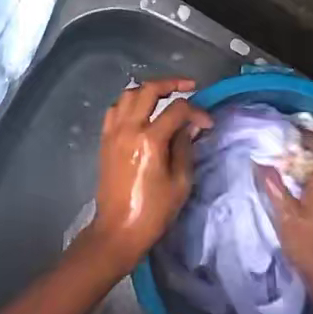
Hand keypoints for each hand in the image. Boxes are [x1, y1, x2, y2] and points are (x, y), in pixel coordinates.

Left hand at [85, 78, 213, 268]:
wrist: (118, 230)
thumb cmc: (153, 212)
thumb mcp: (180, 183)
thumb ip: (185, 148)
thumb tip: (189, 126)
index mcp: (150, 140)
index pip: (177, 110)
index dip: (196, 112)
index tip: (207, 123)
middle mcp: (129, 128)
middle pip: (148, 89)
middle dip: (171, 83)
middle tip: (188, 86)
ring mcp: (113, 131)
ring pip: (128, 94)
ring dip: (148, 90)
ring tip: (164, 95)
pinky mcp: (104, 139)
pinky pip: (115, 109)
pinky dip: (129, 102)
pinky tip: (141, 110)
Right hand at [257, 134, 312, 300]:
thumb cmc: (309, 249)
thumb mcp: (285, 217)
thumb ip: (273, 186)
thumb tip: (259, 161)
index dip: (300, 134)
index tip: (283, 128)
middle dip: (302, 149)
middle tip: (279, 145)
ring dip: (309, 164)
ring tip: (286, 162)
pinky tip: (301, 184)